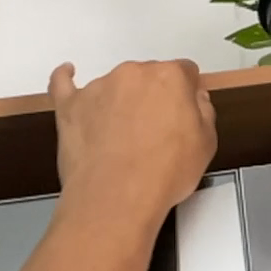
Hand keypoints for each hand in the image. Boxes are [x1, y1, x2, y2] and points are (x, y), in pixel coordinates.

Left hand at [48, 60, 216, 228]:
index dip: (186, 94)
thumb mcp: (207, 144)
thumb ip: (204, 112)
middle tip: (155, 132)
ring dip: (120, 101)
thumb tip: (195, 99)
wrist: (117, 198)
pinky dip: (66, 79)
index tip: (184, 113)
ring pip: (115, 85)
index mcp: (170, 76)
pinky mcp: (71, 105)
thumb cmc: (164, 172)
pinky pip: (64, 84)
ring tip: (122, 138)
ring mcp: (99, 87)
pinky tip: (68, 74)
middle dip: (154, 97)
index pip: (184, 72)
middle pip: (149, 76)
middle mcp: (134, 73)